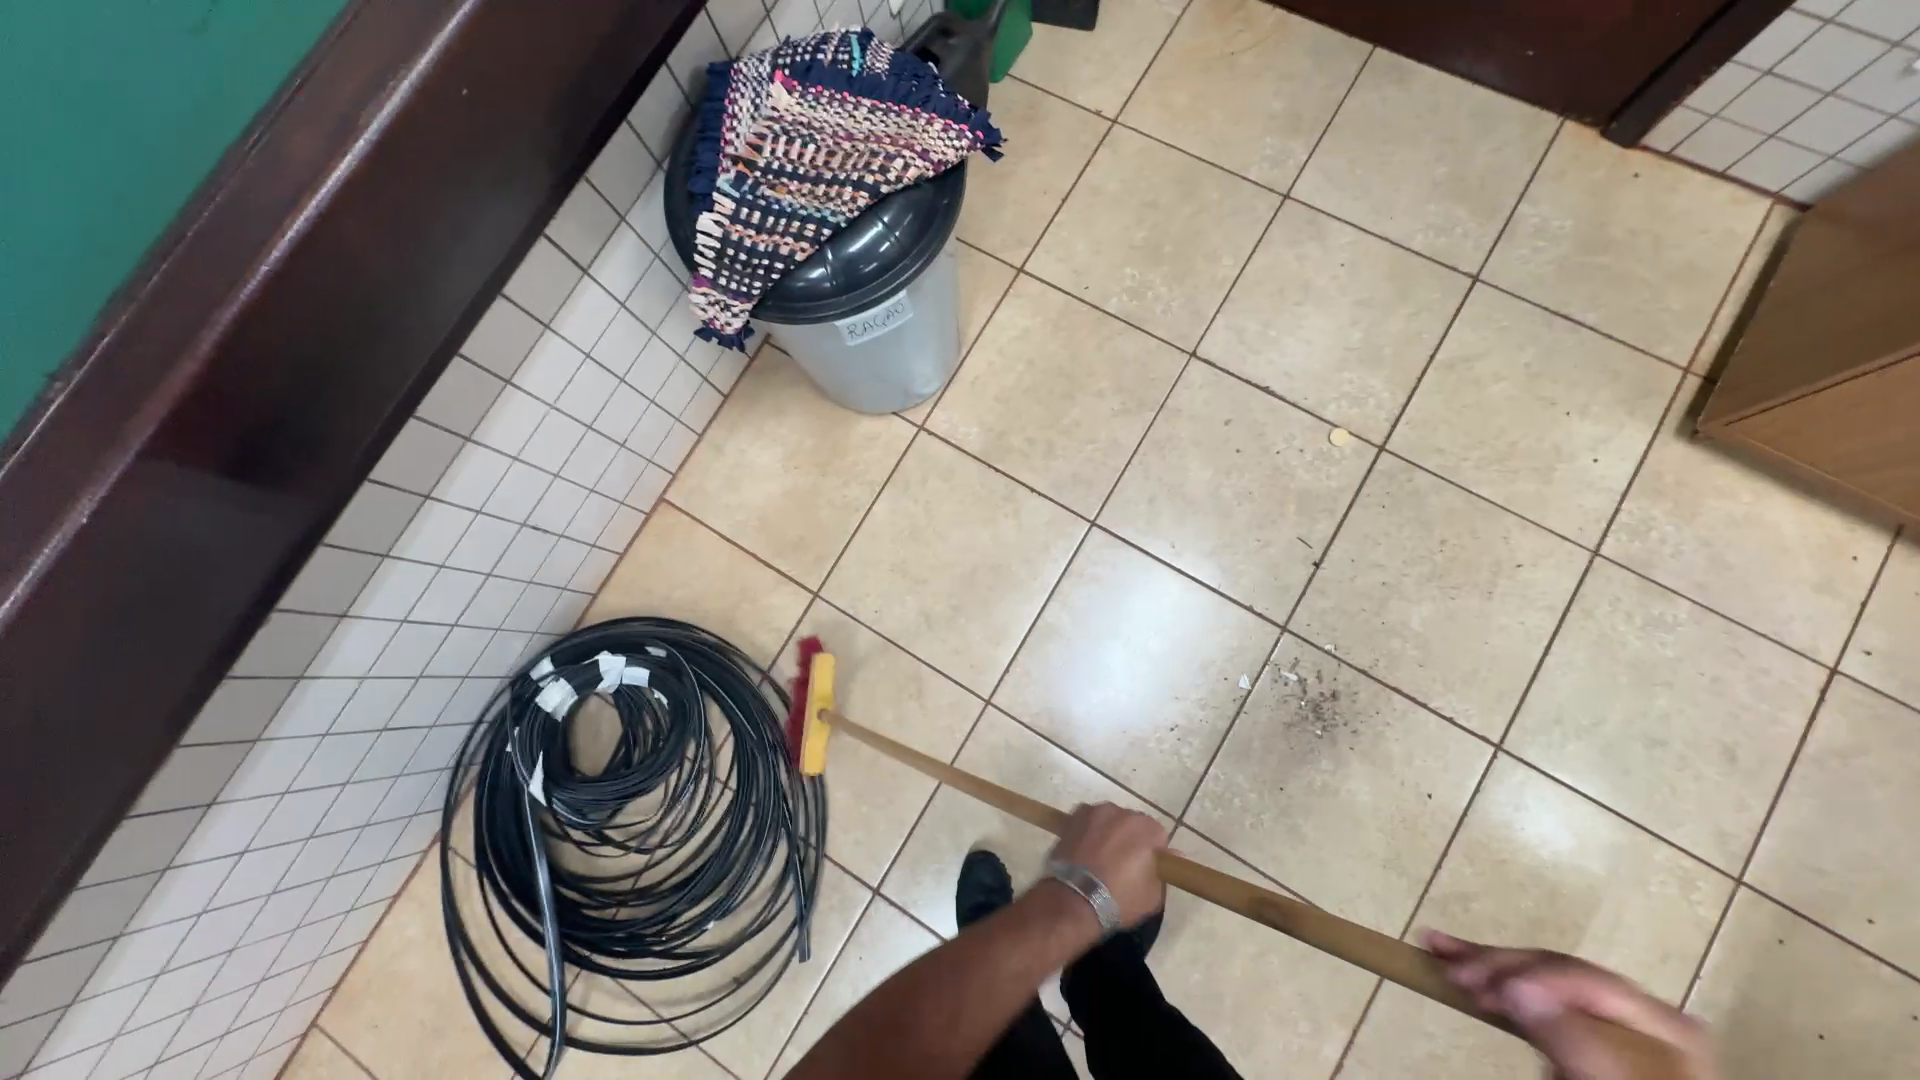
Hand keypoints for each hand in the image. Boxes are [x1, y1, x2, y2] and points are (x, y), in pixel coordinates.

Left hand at [1046, 803, 1167, 928]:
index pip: (1158, 835)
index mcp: (1147, 828)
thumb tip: (1173, 855)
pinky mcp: (1074, 815)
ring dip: (1109, 832)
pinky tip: (1084, 850)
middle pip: (1133, 824)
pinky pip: (1089, 820)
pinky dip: (1089, 831)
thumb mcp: (1153, 896)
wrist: (1074, 898)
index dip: (1153, 853)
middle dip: (1131, 839)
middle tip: (1122, 864)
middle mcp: (1123, 812)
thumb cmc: (1119, 899)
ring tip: (1099, 858)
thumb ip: (1164, 872)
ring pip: (1110, 820)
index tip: (1144, 869)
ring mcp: (1096, 811)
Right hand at [1424, 931, 1717, 1079]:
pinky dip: (1497, 983)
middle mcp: (1635, 1013)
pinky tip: (1466, 965)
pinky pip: (1537, 1002)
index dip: (1526, 973)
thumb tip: (1515, 986)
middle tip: (1442, 958)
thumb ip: (1573, 1034)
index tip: (1472, 984)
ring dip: (1486, 965)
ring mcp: (1608, 1027)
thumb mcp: (1610, 1075)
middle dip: (1496, 963)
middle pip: (1554, 972)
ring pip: (1539, 980)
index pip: (1580, 975)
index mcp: (1659, 1019)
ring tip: (1438, 948)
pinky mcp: (1584, 1040)